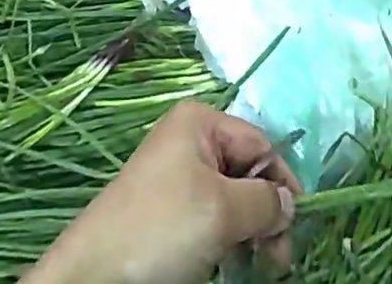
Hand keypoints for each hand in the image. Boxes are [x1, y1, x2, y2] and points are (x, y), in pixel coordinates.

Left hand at [23, 101, 300, 283]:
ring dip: (251, 229)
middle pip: (247, 170)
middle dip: (266, 211)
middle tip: (279, 255)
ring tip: (260, 263)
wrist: (94, 275)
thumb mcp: (222, 210)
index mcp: (200, 123)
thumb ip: (264, 202)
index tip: (297, 224)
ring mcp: (178, 175)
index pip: (259, 142)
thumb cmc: (162, 228)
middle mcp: (190, 140)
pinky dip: (229, 237)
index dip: (282, 181)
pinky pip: (212, 214)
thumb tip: (288, 203)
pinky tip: (233, 262)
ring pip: (232, 196)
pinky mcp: (169, 209)